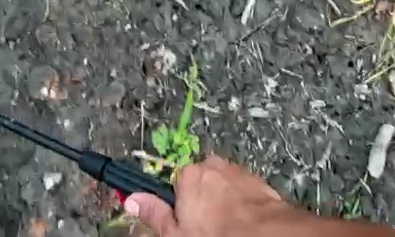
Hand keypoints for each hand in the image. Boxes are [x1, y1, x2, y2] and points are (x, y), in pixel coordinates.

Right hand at [124, 156, 302, 235]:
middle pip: (199, 183)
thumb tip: (133, 200)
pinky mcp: (253, 179)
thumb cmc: (216, 236)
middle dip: (199, 202)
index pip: (174, 183)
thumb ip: (154, 213)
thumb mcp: (176, 234)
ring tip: (222, 227)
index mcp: (188, 174)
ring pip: (220, 186)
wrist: (262, 234)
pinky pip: (239, 189)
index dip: (177, 204)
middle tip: (201, 228)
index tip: (181, 218)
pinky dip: (238, 202)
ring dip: (220, 202)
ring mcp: (234, 170)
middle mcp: (211, 165)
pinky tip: (239, 222)